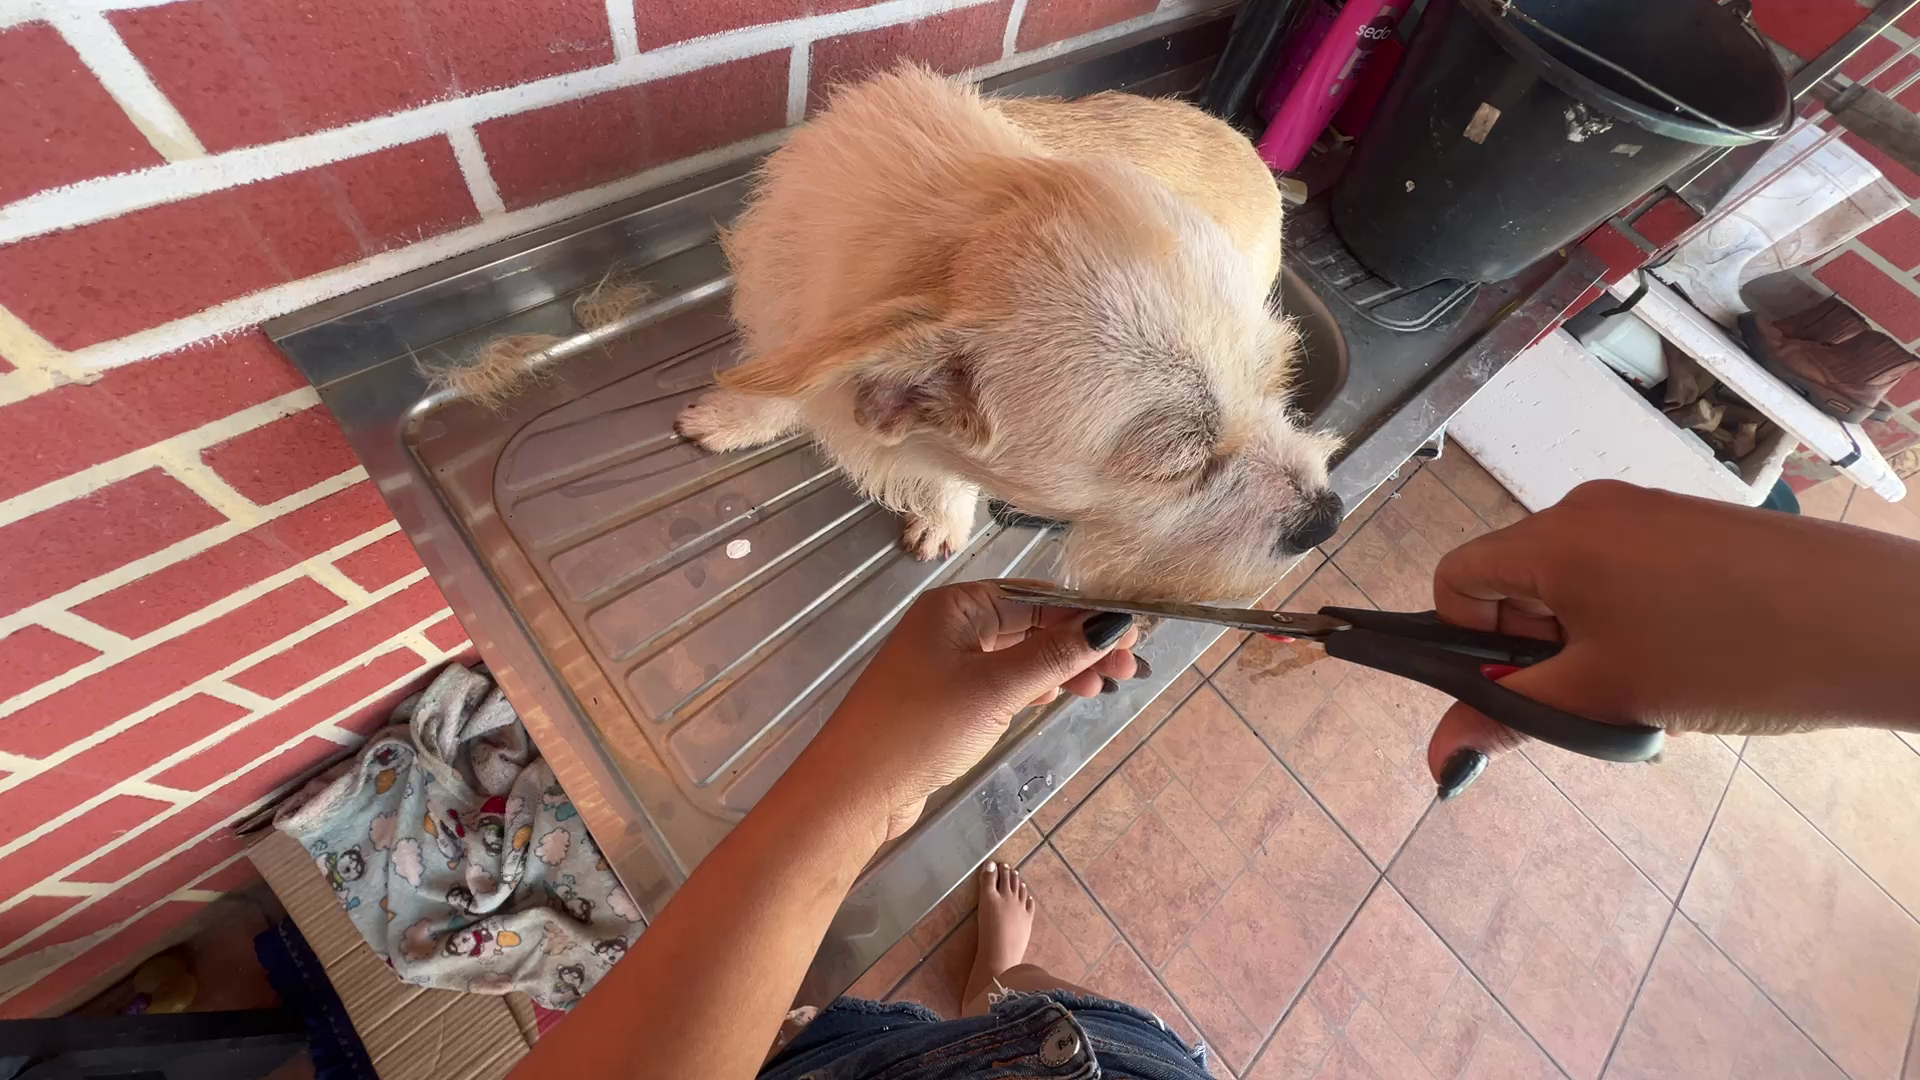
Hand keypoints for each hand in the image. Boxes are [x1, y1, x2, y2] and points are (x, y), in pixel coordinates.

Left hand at [797, 580, 1139, 838]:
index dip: (1086, 617)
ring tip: (1100, 687)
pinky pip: (999, 679)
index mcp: (958, 605)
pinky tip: (1056, 696)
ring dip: (1057, 667)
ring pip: (1016, 653)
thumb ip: (1055, 655)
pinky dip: (1030, 686)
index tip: (1132, 638)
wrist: (853, 789)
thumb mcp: (996, 689)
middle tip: (1127, 671)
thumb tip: (1111, 623)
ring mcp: (945, 660)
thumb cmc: (923, 727)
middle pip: (1029, 624)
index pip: (1036, 598)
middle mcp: (951, 624)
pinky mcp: (944, 695)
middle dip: (1077, 644)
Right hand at [1426, 480, 1919, 794]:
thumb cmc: (1736, 658)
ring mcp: (1637, 505)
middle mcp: (1580, 507)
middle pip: (1508, 574)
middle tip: (1596, 675)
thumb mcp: (1607, 697)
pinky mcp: (1684, 514)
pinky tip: (1685, 637)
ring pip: (1561, 570)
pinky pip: (1612, 557)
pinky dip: (1618, 601)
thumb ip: (1509, 720)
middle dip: (1530, 633)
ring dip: (1575, 622)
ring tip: (1648, 663)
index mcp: (1550, 540)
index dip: (1469, 632)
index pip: (1455, 576)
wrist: (1907, 625)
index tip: (1530, 670)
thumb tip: (1441, 763)